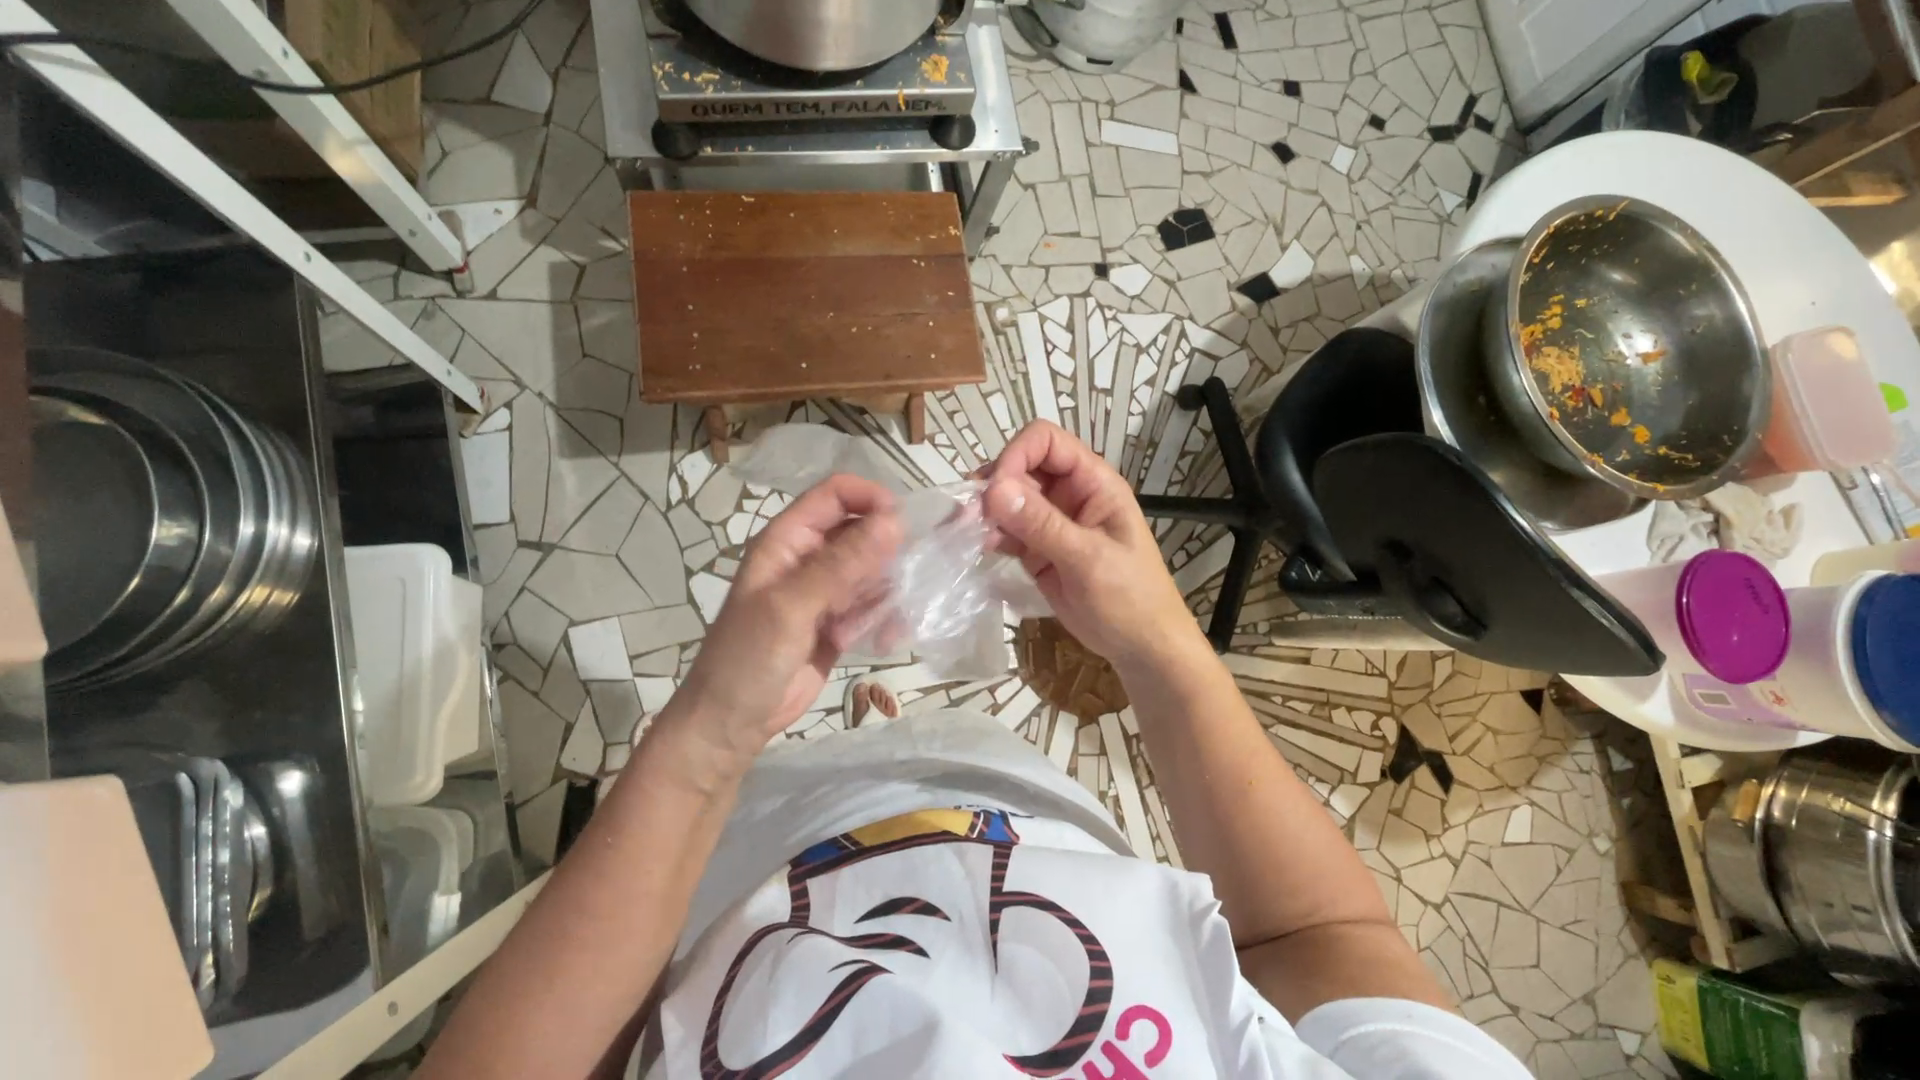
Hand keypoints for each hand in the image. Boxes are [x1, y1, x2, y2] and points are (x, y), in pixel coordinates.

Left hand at [668, 474, 901, 763]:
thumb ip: (842, 564)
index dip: (870, 498)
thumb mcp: (792, 606)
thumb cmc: (749, 657)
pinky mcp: (839, 624)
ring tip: (892, 615)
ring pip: (872, 570)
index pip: (835, 495)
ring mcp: (824, 593)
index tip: (904, 523)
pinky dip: (884, 617)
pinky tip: (887, 638)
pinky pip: (872, 606)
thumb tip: (894, 521)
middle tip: (911, 574)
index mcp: (787, 540)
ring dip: (889, 588)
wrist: (732, 722)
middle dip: (888, 547)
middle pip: (860, 531)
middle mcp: (808, 559)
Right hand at [982, 421, 1205, 666]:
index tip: (994, 490)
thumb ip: (1042, 525)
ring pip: (1009, 500)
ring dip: (985, 511)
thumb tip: (994, 490)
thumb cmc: (1130, 598)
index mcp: (1093, 483)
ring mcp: (1052, 523)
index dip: (1016, 455)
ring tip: (965, 531)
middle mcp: (1069, 495)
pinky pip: (1008, 531)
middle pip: (1021, 467)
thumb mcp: (1088, 559)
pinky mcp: (1038, 551)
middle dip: (993, 485)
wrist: (1142, 647)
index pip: (1046, 442)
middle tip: (967, 515)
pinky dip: (990, 535)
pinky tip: (979, 547)